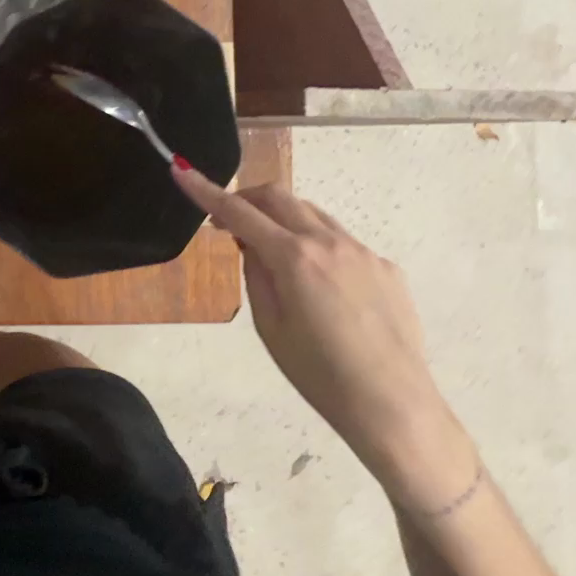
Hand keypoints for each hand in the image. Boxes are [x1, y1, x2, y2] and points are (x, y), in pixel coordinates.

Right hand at [173, 169, 480, 512]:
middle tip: (228, 222)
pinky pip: (342, 243)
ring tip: (274, 253)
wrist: (394, 405)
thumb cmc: (318, 374)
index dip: (205, 190)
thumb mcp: (269, 325)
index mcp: (293, 257)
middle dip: (247, 198)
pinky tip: (321, 288)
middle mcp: (329, 242)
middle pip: (279, 196)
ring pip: (313, 214)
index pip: (238, 212)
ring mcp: (363, 252)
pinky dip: (318, 247)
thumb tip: (250, 243)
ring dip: (284, 219)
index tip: (181, 170)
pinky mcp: (387, 269)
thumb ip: (256, 273)